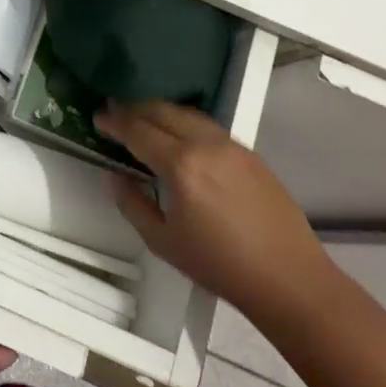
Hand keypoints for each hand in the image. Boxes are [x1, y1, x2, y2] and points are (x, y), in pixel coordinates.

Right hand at [96, 104, 333, 321]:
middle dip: (135, 108)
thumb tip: (113, 176)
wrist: (288, 278)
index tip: (97, 117)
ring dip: (161, 111)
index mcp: (181, 166)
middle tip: (114, 111)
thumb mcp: (162, 241)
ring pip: (188, 114)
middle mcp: (206, 145)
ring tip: (143, 118)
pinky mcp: (251, 154)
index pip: (138, 131)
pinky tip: (179, 136)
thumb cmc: (219, 265)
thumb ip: (132, 203)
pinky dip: (185, 122)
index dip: (114, 122)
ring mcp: (232, 146)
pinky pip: (209, 127)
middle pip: (163, 112)